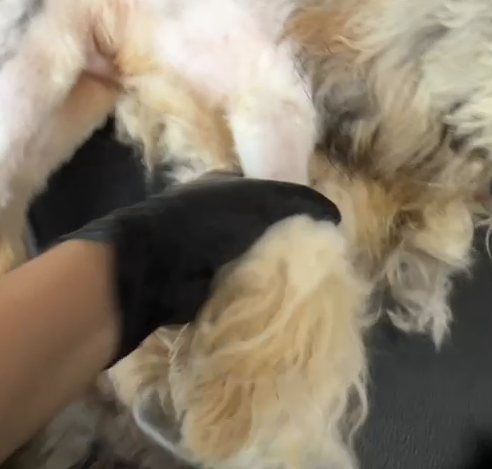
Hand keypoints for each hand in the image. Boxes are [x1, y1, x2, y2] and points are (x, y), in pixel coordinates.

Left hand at [64, 176, 340, 360]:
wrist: (156, 264)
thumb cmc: (210, 219)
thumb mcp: (263, 199)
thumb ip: (300, 201)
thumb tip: (335, 215)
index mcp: (225, 186)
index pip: (267, 193)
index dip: (291, 208)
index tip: (317, 230)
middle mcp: (213, 214)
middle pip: (259, 229)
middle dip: (282, 244)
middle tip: (315, 265)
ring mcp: (203, 251)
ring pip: (248, 260)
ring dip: (267, 274)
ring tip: (302, 289)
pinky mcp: (198, 286)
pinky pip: (235, 289)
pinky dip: (251, 296)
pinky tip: (276, 305)